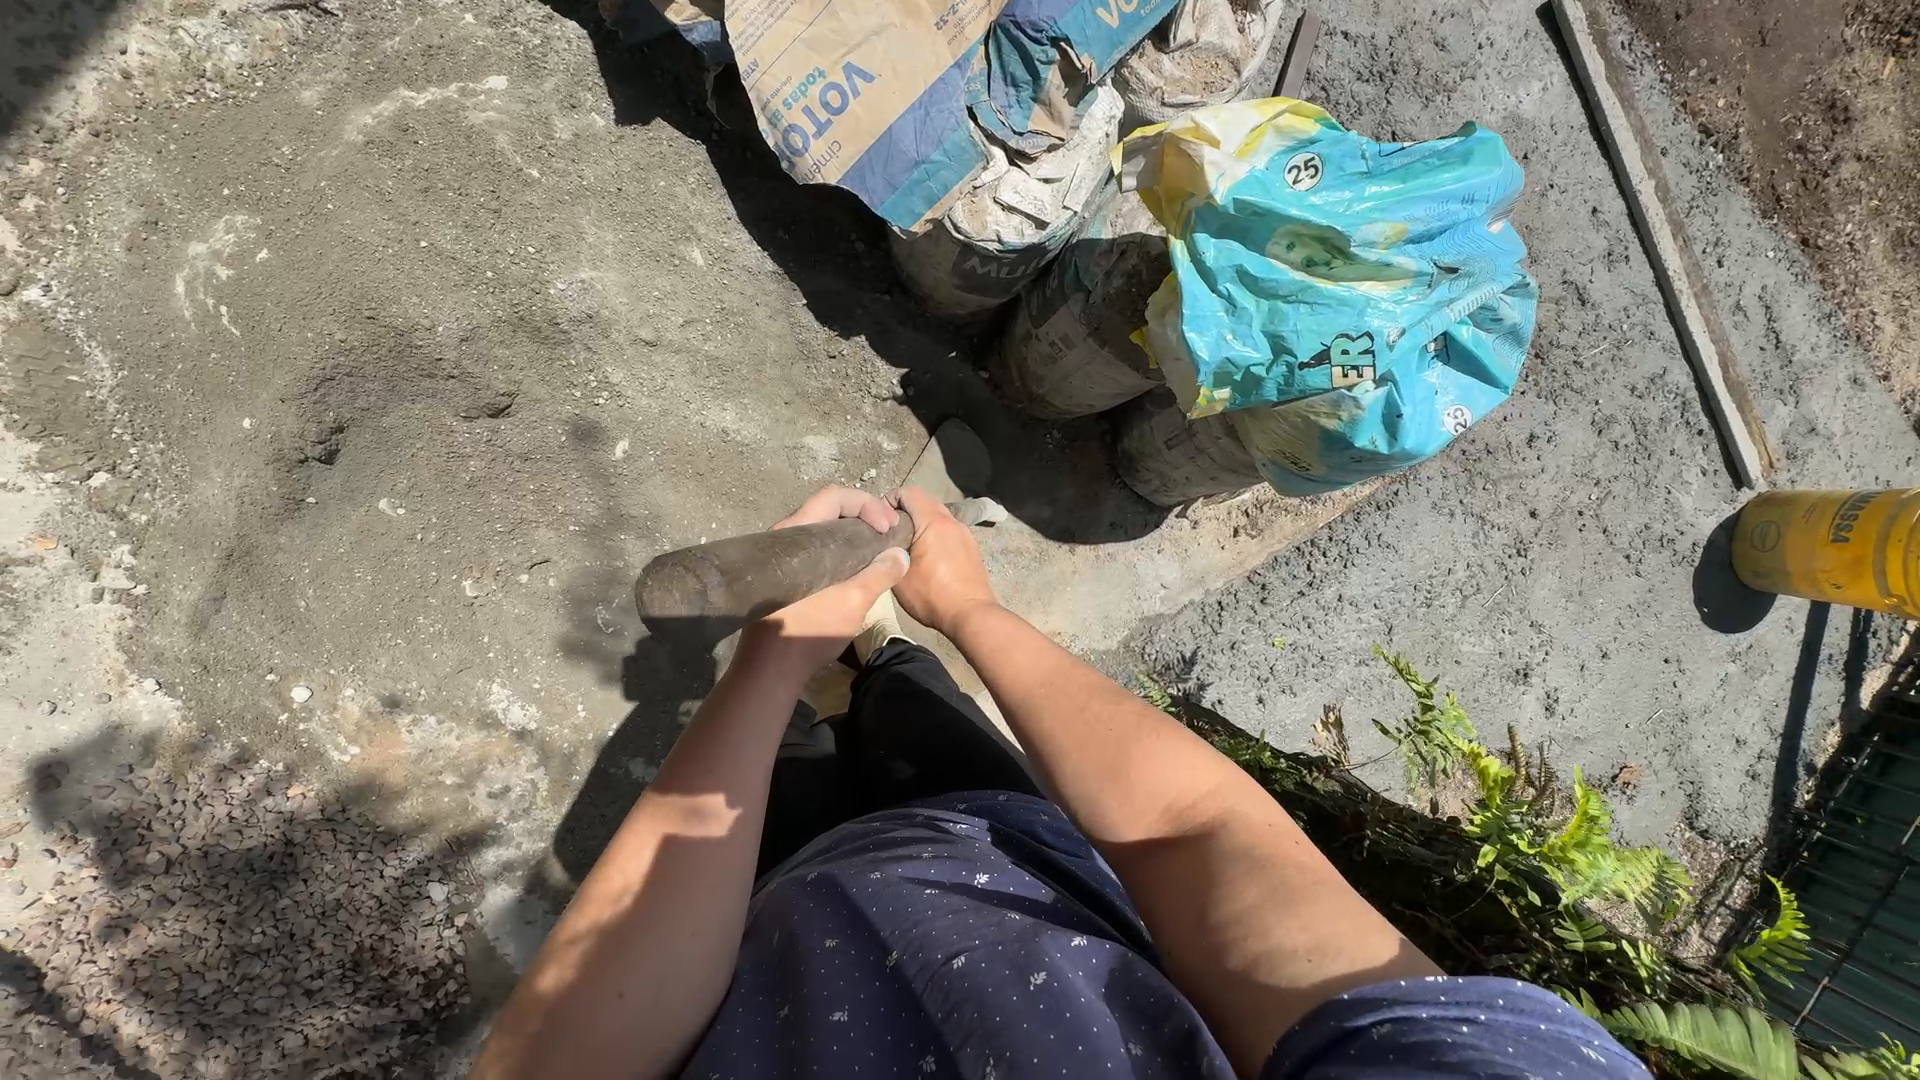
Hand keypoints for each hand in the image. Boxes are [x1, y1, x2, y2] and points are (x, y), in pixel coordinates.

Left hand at [741, 486, 908, 676]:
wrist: (771, 668)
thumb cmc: (809, 632)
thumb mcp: (854, 601)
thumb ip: (880, 574)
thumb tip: (900, 555)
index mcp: (797, 533)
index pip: (835, 496)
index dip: (867, 504)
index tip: (888, 529)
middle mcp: (786, 536)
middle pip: (830, 508)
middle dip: (865, 516)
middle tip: (888, 535)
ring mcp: (784, 556)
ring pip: (825, 529)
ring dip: (855, 535)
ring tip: (878, 550)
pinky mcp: (786, 574)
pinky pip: (819, 547)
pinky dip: (842, 549)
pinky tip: (858, 568)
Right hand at [889, 486, 998, 635]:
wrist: (970, 615)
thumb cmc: (932, 596)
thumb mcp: (900, 576)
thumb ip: (889, 552)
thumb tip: (886, 543)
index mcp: (933, 522)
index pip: (909, 492)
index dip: (890, 500)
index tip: (880, 521)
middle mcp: (952, 521)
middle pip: (924, 502)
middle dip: (905, 513)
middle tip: (890, 534)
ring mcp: (965, 534)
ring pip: (938, 517)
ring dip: (922, 525)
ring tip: (908, 547)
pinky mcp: (972, 548)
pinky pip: (949, 532)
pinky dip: (936, 536)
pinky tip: (928, 557)